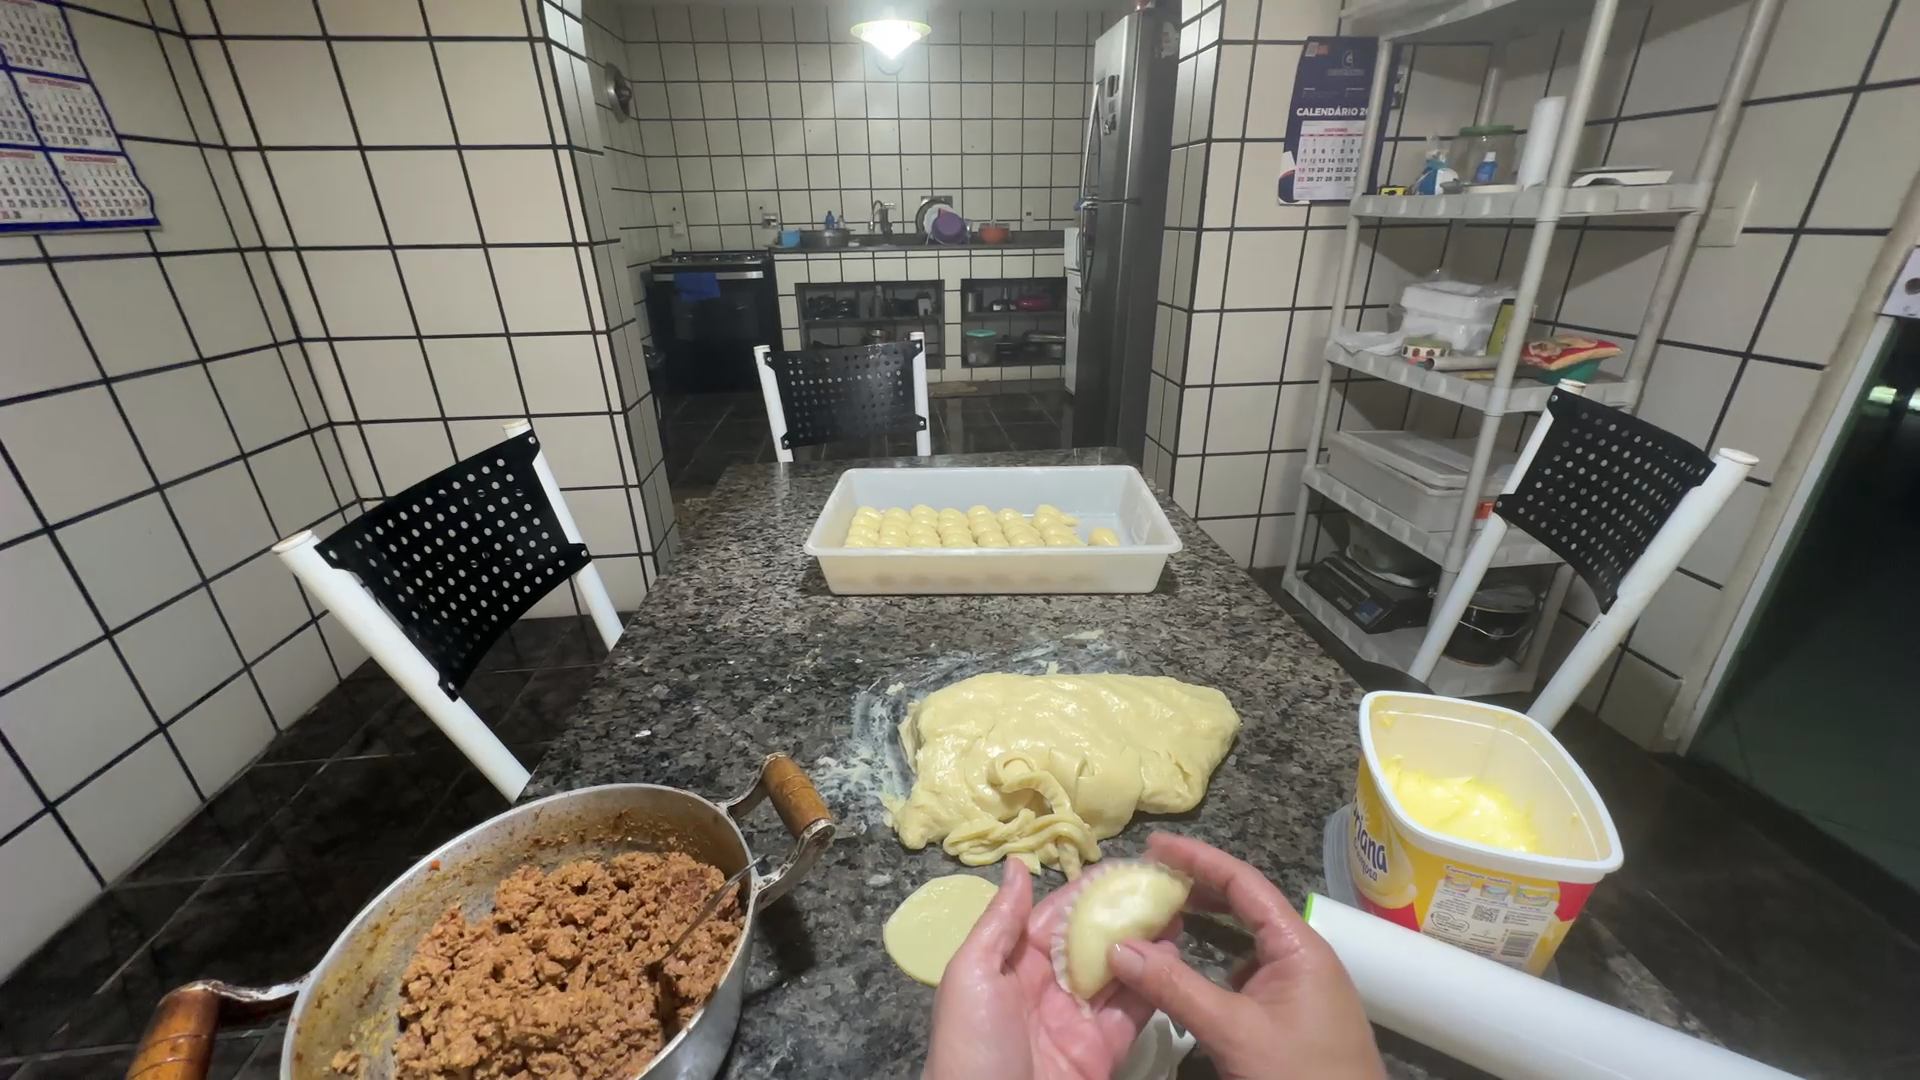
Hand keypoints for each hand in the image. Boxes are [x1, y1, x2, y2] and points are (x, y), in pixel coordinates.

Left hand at [922, 859, 1161, 1079]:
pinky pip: (1130, 1012)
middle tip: (1160, 885)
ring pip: (1116, 972)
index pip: (1055, 915)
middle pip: (1090, 941)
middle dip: (1122, 914)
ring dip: (1143, 943)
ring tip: (1176, 910)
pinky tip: (1172, 957)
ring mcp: (1077, 1020)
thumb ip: (1001, 920)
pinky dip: (1153, 986)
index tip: (1121, 866)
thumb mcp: (973, 974)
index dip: (1086, 891)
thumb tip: (1018, 863)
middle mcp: (1048, 985)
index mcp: (1014, 962)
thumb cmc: (972, 1044)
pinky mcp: (1102, 1053)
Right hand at [1105, 833, 1384, 1079]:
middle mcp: (1302, 953)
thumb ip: (1174, 987)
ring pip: (1246, 933)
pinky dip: (1215, 954)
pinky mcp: (1294, 1010)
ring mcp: (1301, 983)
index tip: (1154, 845)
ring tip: (1164, 909)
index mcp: (1298, 945)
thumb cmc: (1300, 1079)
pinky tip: (1190, 964)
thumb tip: (1117, 948)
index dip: (1196, 857)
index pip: (1241, 880)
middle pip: (1244, 900)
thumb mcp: (1233, 1033)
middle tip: (1151, 874)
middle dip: (1197, 883)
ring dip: (1206, 918)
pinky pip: (1248, 964)